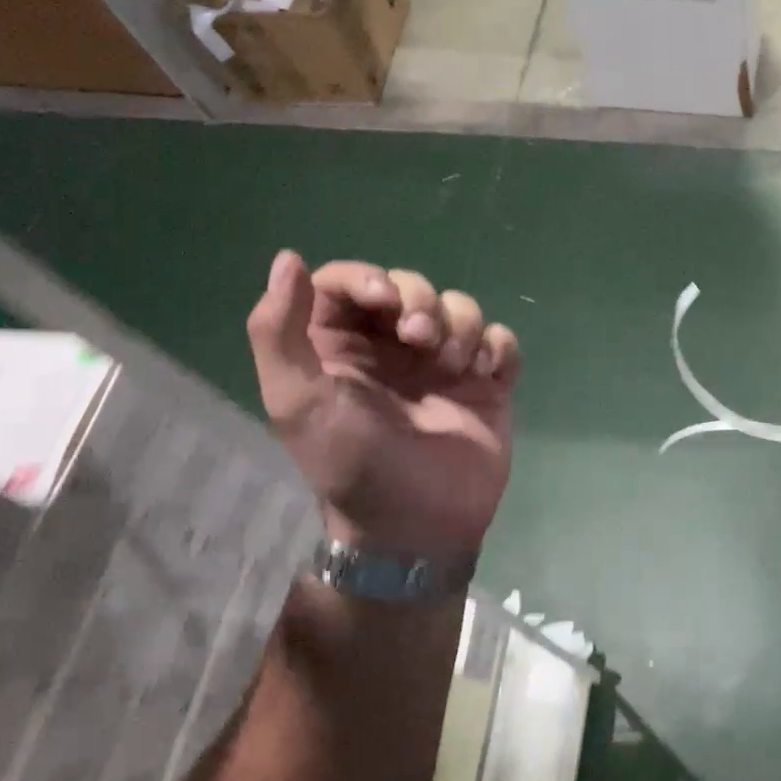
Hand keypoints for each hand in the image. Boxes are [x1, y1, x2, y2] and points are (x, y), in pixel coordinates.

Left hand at [246, 251, 519, 557]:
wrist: (421, 522)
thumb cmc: (355, 464)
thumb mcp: (298, 401)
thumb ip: (279, 331)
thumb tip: (288, 258)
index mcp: (339, 346)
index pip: (349, 281)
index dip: (370, 278)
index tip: (386, 302)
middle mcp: (392, 349)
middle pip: (412, 286)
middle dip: (423, 302)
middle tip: (422, 342)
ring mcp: (444, 366)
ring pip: (461, 308)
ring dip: (463, 326)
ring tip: (456, 367)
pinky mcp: (488, 385)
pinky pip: (501, 341)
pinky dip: (498, 348)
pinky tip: (486, 376)